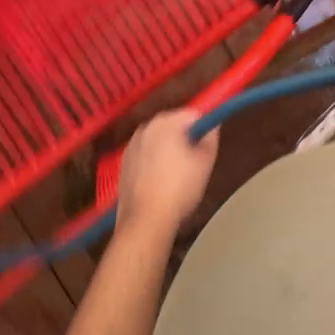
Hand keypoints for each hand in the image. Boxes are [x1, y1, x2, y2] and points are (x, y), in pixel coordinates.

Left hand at [115, 108, 217, 239]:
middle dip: (185, 139)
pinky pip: (146, 155)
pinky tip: (160, 183)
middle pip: (173, 125)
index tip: (207, 148)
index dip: (204, 129)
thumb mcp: (204, 162)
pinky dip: (154, 162)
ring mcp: (131, 145)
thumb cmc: (179, 189)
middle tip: (194, 163)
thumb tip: (212, 124)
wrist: (145, 220)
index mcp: (166, 122)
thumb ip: (210, 137)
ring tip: (177, 176)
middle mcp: (145, 128)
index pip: (193, 114)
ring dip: (169, 150)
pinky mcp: (123, 163)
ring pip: (158, 141)